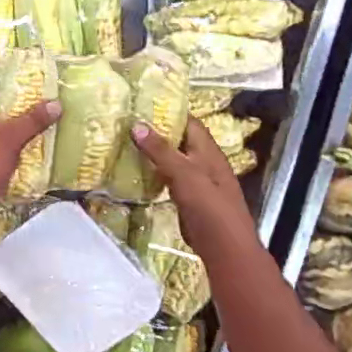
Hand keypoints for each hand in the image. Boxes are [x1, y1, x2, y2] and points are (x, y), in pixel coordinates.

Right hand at [128, 117, 254, 248]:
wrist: (224, 247)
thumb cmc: (208, 206)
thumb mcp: (183, 173)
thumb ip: (160, 150)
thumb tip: (136, 124)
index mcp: (208, 151)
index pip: (189, 122)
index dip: (169, 111)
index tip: (142, 105)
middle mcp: (204, 162)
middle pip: (179, 140)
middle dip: (157, 131)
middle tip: (127, 123)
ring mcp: (197, 181)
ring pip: (173, 159)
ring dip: (154, 152)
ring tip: (126, 143)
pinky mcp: (189, 198)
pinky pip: (169, 178)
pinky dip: (155, 172)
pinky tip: (136, 172)